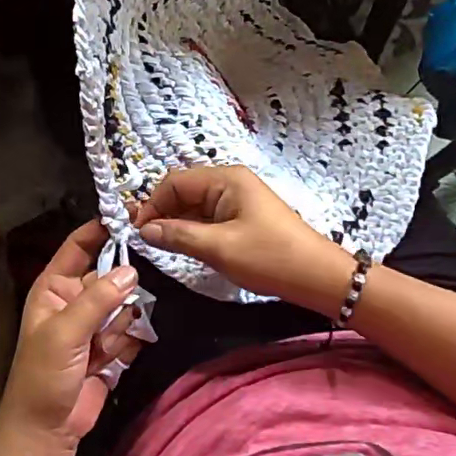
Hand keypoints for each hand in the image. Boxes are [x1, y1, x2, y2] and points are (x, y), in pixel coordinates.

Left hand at [0, 220, 143, 451]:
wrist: (47, 431)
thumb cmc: (42, 376)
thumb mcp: (65, 332)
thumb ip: (98, 299)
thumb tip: (130, 270)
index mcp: (54, 288)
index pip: (79, 246)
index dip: (102, 230)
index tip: (133, 217)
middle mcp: (74, 300)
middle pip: (109, 275)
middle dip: (121, 288)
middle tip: (125, 303)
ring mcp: (93, 325)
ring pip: (124, 305)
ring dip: (121, 324)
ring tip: (105, 347)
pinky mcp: (110, 348)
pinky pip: (130, 332)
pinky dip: (127, 343)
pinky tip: (112, 360)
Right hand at [134, 166, 355, 314]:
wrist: (317, 276)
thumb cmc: (269, 257)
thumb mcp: (219, 248)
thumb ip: (178, 236)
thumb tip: (144, 230)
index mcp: (226, 179)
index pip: (175, 181)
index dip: (152, 204)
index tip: (138, 232)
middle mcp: (230, 182)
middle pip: (184, 191)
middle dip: (162, 213)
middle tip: (145, 240)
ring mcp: (238, 200)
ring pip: (195, 206)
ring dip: (176, 223)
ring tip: (161, 246)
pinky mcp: (243, 218)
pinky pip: (208, 218)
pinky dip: (193, 230)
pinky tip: (183, 247)